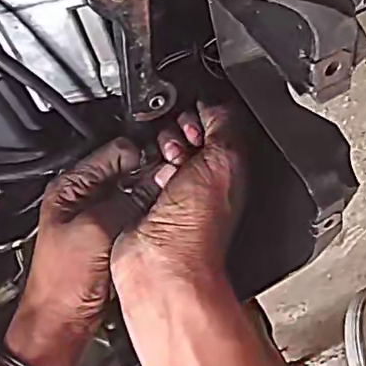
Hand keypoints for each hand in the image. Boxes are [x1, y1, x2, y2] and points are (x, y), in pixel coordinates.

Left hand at [7, 137, 146, 365]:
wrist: (61, 324)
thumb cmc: (61, 282)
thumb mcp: (96, 231)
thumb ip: (128, 201)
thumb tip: (158, 178)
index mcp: (70, 186)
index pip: (116, 152)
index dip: (143, 157)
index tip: (165, 166)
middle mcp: (85, 198)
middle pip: (129, 171)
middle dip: (151, 176)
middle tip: (171, 185)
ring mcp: (100, 218)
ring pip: (136, 195)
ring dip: (152, 198)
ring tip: (167, 206)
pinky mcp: (112, 238)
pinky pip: (138, 218)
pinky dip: (150, 218)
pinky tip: (159, 225)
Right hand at [112, 101, 247, 299]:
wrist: (161, 264)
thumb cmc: (197, 227)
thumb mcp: (226, 158)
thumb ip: (224, 123)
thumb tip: (213, 102)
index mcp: (228, 171)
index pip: (215, 127)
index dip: (202, 116)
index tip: (194, 121)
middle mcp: (201, 183)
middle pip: (185, 137)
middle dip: (179, 131)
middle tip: (180, 144)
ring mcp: (172, 195)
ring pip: (159, 153)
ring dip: (157, 149)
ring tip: (164, 160)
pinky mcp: (144, 205)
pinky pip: (137, 173)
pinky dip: (137, 168)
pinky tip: (145, 175)